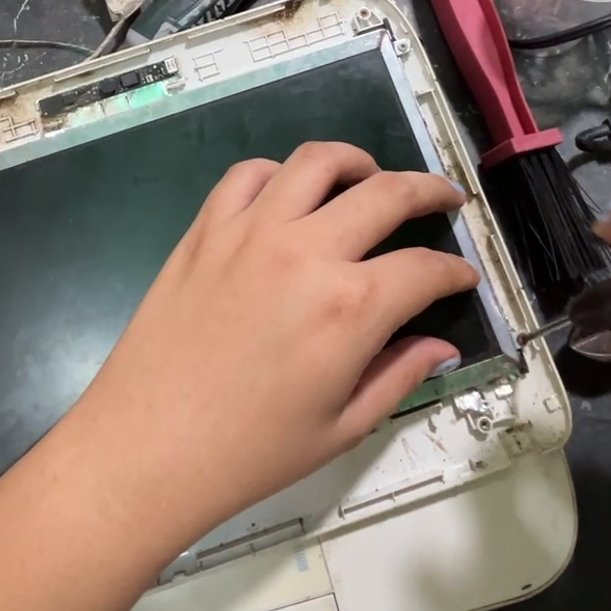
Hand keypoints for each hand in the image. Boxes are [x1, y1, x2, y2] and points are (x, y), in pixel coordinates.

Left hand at [58, 142, 479, 548]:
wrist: (148, 443)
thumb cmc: (250, 450)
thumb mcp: (341, 428)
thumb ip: (399, 375)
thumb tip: (441, 344)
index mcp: (349, 307)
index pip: (425, 268)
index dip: (454, 270)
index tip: (462, 276)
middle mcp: (305, 250)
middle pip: (386, 192)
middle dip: (430, 190)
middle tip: (444, 198)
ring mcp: (250, 230)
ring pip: (315, 161)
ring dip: (356, 161)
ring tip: (369, 177)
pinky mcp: (206, 227)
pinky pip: (248, 174)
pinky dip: (278, 173)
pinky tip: (288, 193)